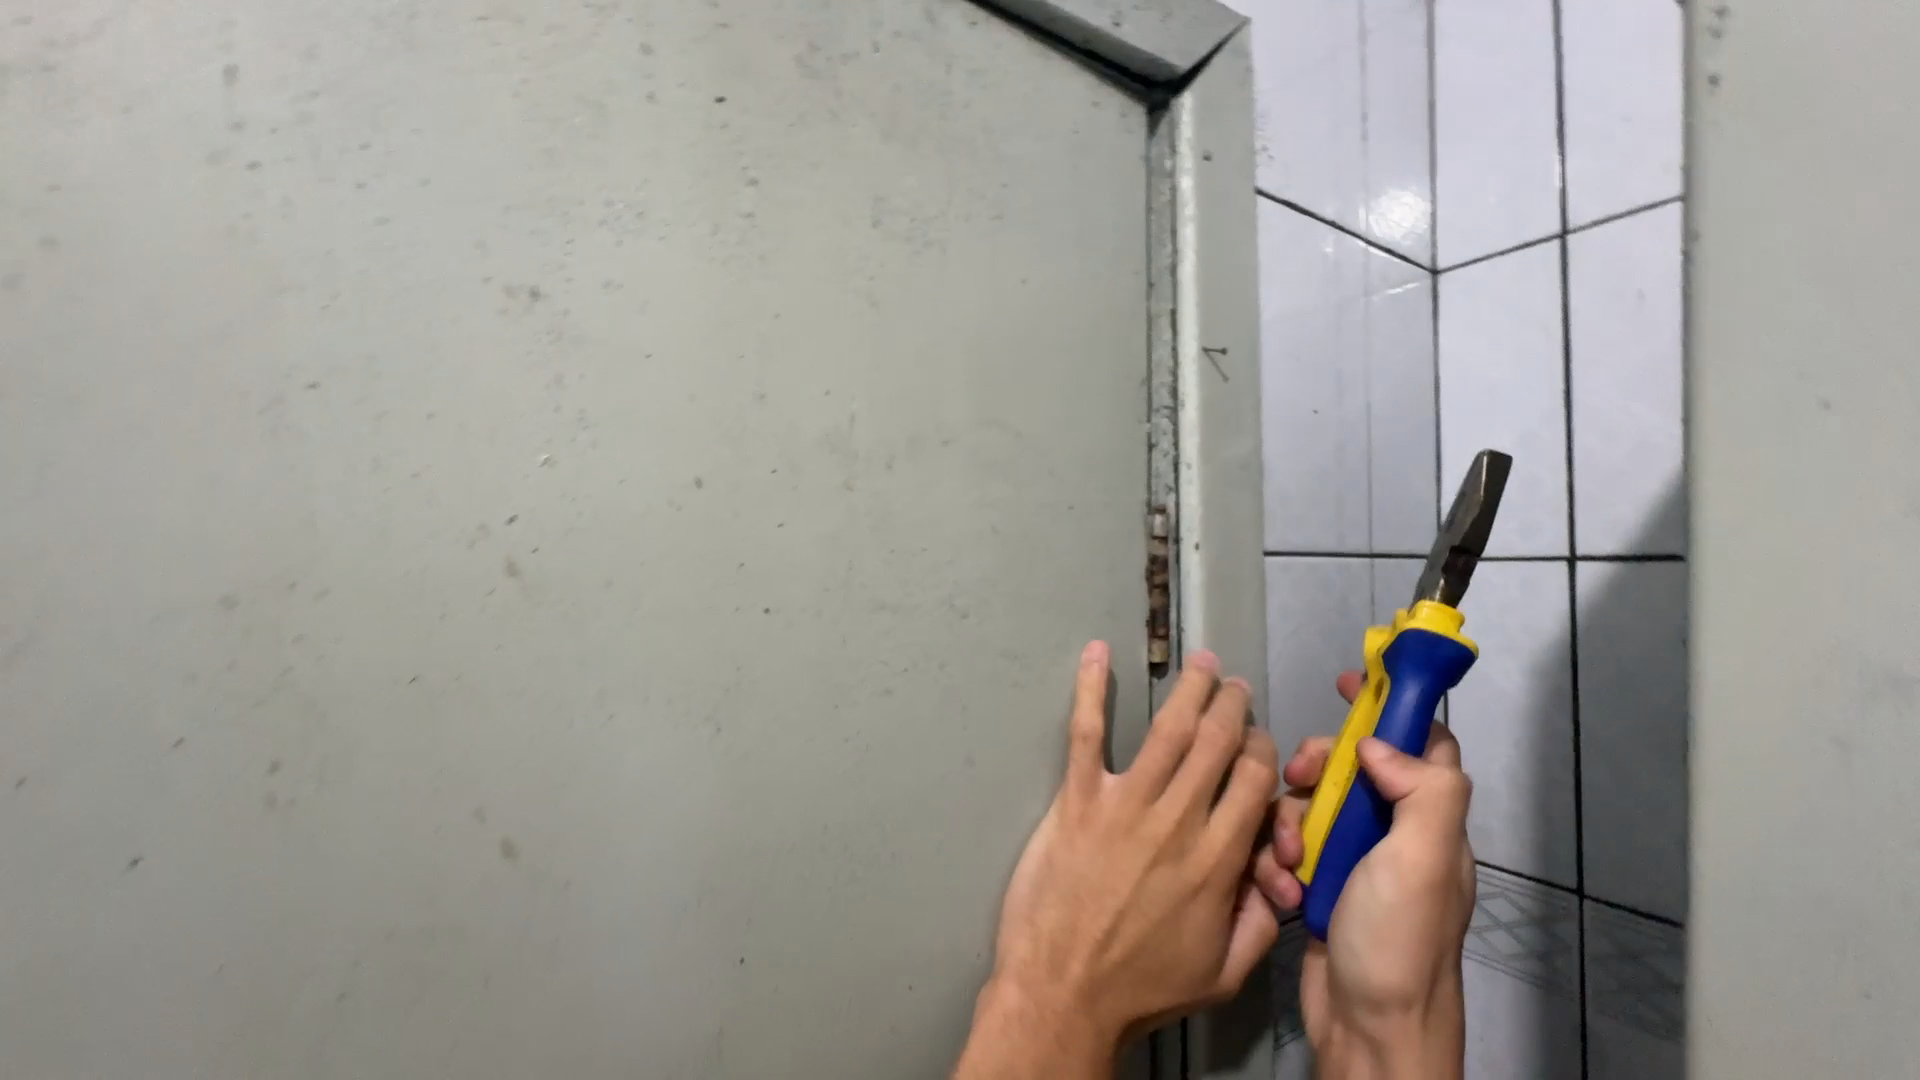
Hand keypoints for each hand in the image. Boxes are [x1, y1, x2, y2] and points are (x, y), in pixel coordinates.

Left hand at [954, 642, 1280, 1078]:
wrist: (1063, 993)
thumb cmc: (1140, 988)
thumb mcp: (1222, 975)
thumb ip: (1259, 924)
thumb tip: (1274, 877)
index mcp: (1217, 862)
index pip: (1255, 781)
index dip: (1261, 750)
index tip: (1256, 741)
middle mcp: (1178, 822)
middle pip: (1218, 744)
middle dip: (1232, 706)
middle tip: (1233, 686)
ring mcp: (1125, 805)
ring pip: (1169, 730)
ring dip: (1190, 689)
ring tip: (1201, 663)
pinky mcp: (1078, 801)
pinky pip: (1086, 733)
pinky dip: (1090, 689)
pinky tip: (1096, 653)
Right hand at [1250, 673, 1473, 1076]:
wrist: (1368, 1032)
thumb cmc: (1399, 943)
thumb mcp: (1423, 863)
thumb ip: (1421, 792)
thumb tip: (1379, 743)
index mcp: (1428, 822)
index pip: (1420, 744)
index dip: (1390, 708)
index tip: (1349, 682)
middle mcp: (1393, 834)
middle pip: (1349, 768)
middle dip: (1316, 766)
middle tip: (1298, 777)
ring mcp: (1353, 861)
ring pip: (1308, 805)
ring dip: (1287, 821)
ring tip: (1285, 855)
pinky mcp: (1318, 885)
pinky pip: (1286, 846)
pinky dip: (1276, 859)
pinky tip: (1277, 884)